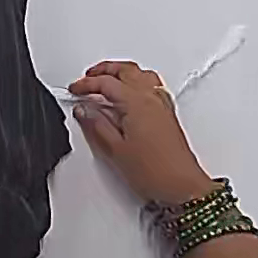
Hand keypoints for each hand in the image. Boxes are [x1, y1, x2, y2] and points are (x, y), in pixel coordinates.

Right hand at [68, 60, 215, 206]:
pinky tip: (129, 94)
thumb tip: (84, 110)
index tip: (75, 90)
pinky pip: (151, 85)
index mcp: (136, 102)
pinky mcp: (168, 114)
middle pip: (126, 70)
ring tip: (107, 80)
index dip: (86, 84)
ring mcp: (162, 105)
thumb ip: (96, 124)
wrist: (183, 187)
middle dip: (104, 70)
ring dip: (122, 72)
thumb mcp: (115, 149)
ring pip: (140, 74)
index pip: (106, 82)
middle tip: (87, 78)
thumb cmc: (155, 171)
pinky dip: (136, 82)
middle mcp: (152, 98)